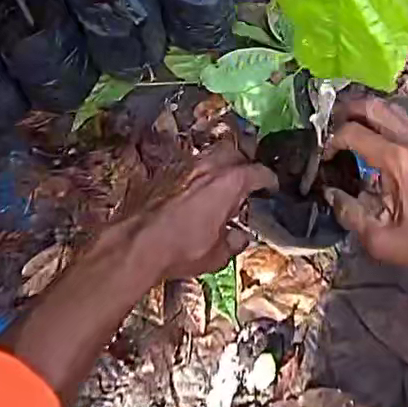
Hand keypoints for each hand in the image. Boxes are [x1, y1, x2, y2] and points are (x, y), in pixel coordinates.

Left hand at [114, 140, 276, 282]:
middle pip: (234, 152)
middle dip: (243, 164)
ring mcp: (184, 166)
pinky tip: (194, 194)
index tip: (271, 187)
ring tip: (220, 188)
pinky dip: (196, 176)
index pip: (258, 172)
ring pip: (209, 156)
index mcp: (229, 182)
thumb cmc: (182, 249)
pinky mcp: (163, 173)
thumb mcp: (216, 254)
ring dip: (218, 167)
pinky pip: (188, 167)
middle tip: (246, 183)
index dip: (268, 180)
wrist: (136, 244)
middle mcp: (209, 167)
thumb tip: (240, 238)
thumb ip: (233, 242)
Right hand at [324, 96, 407, 300]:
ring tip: (352, 130)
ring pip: (395, 112)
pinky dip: (388, 125)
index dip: (332, 141)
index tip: (324, 156)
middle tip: (331, 126)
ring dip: (369, 115)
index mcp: (398, 162)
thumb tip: (332, 195)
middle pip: (375, 107)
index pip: (354, 133)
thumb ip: (351, 214)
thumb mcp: (383, 241)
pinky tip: (381, 146)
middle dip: (347, 110)